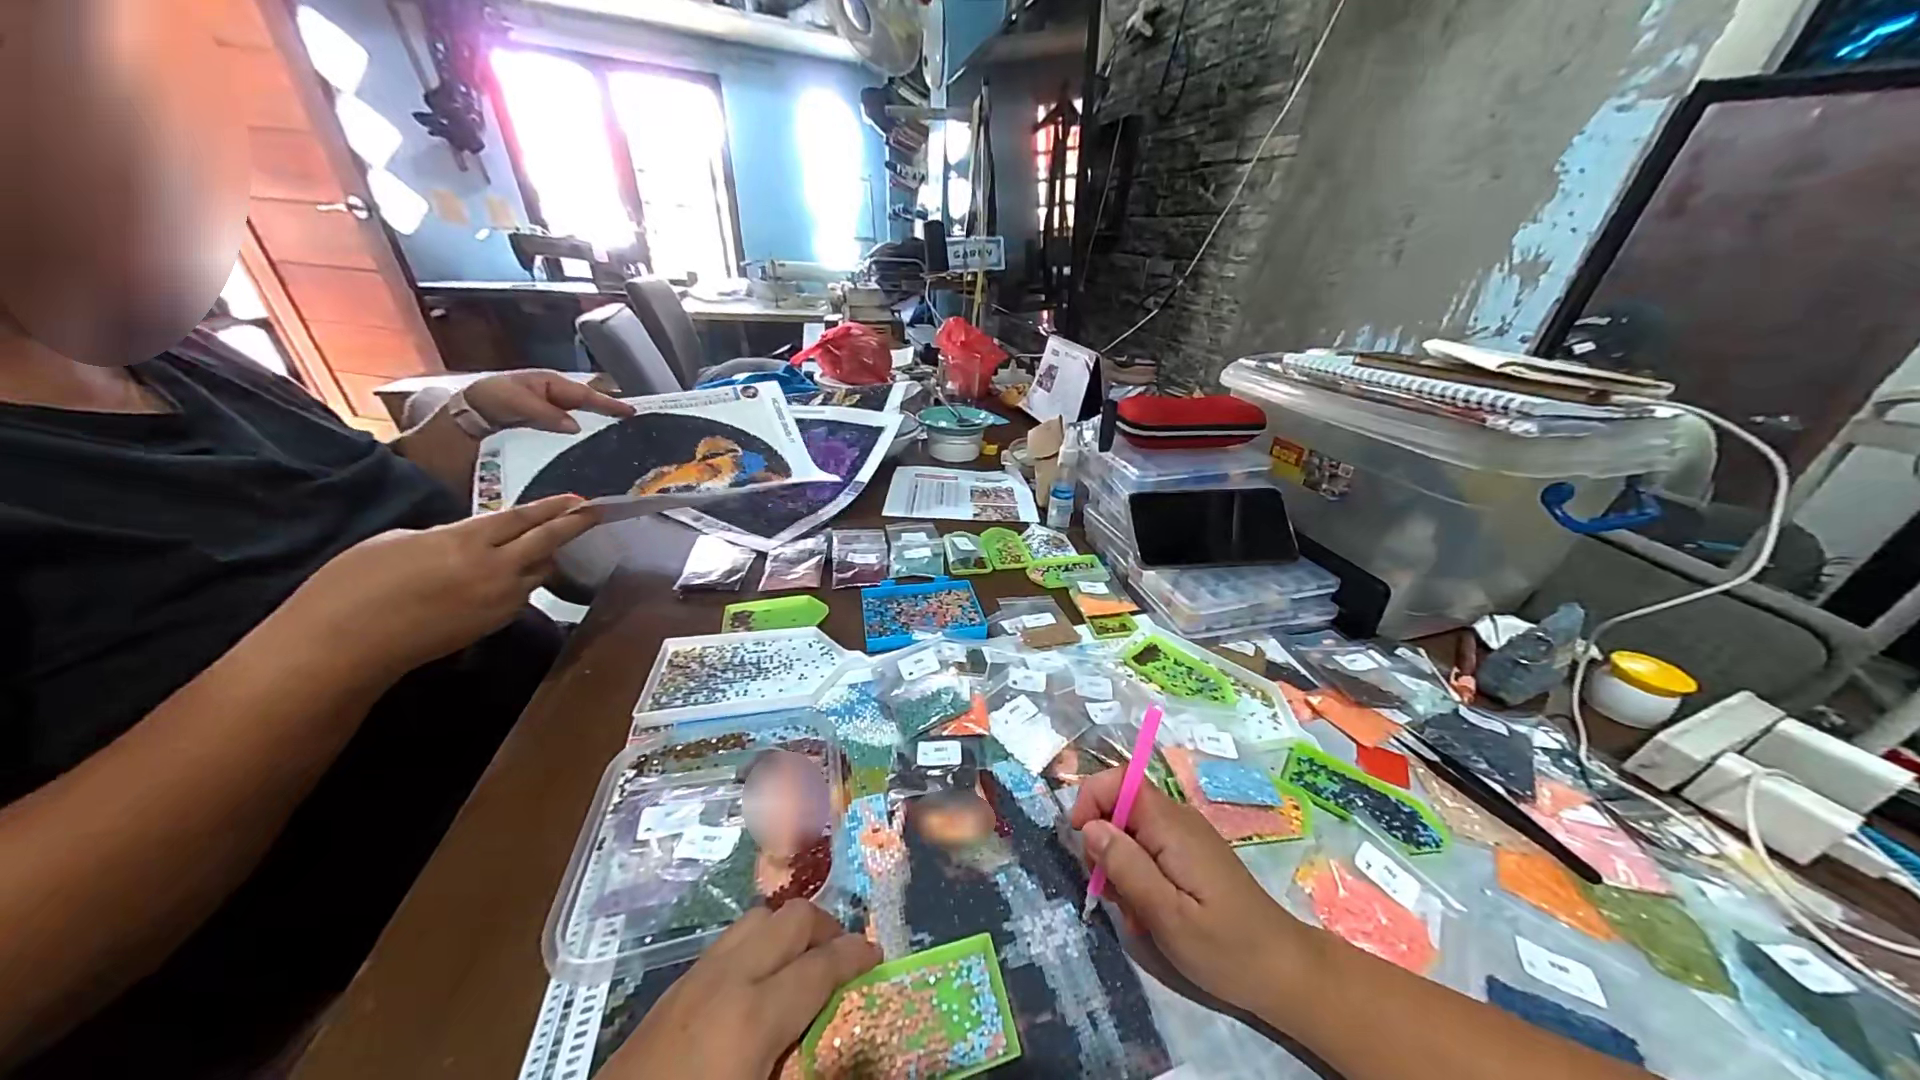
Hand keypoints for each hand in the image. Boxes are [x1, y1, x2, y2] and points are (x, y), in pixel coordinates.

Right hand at [272, 495, 597, 678]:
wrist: (343, 645)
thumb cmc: (354, 585)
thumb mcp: (399, 541)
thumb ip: (448, 536)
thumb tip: (472, 539)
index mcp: (466, 540)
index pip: (523, 518)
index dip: (554, 507)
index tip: (579, 499)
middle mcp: (494, 568)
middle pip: (546, 542)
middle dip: (573, 525)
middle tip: (594, 513)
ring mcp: (499, 599)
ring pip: (538, 571)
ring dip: (545, 556)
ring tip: (551, 543)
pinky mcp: (494, 624)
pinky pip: (521, 595)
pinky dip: (522, 580)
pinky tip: (515, 574)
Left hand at [462, 371, 633, 433]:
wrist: (466, 414)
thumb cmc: (490, 399)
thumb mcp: (515, 402)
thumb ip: (546, 413)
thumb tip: (576, 426)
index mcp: (551, 384)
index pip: (586, 395)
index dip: (609, 404)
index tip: (632, 412)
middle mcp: (555, 395)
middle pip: (589, 402)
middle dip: (610, 409)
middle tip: (636, 421)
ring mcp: (552, 410)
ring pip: (583, 415)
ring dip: (601, 422)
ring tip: (623, 433)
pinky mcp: (546, 425)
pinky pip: (573, 428)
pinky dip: (587, 433)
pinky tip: (595, 443)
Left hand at [601, 902, 878, 1079]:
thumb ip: (815, 1069)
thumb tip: (858, 1049)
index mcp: (754, 1016)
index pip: (822, 965)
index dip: (857, 956)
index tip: (878, 958)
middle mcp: (728, 980)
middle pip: (792, 919)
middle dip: (827, 930)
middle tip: (844, 959)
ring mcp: (695, 978)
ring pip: (758, 919)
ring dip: (790, 931)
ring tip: (804, 963)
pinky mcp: (673, 989)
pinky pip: (730, 940)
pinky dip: (759, 944)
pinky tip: (759, 981)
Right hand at [1070, 768, 1305, 1013]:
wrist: (1285, 972)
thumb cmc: (1226, 948)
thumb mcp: (1167, 915)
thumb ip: (1126, 867)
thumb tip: (1088, 827)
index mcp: (1172, 825)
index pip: (1120, 779)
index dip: (1091, 798)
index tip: (1080, 841)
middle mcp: (1178, 820)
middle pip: (1120, 806)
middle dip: (1103, 843)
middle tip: (1111, 891)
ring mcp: (1185, 836)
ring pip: (1130, 830)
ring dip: (1118, 865)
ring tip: (1135, 910)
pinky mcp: (1189, 855)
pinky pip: (1147, 848)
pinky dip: (1136, 874)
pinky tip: (1149, 910)